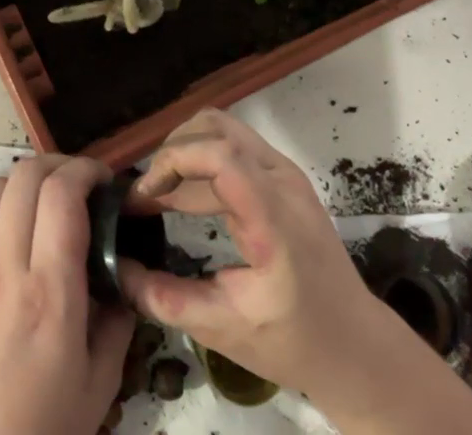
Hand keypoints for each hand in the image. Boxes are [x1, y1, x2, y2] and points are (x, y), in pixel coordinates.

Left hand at [0, 155, 134, 434]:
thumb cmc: (36, 428)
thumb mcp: (97, 386)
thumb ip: (116, 323)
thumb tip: (122, 280)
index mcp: (49, 292)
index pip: (61, 195)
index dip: (86, 171)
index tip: (107, 179)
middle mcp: (5, 267)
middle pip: (25, 176)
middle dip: (60, 164)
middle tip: (84, 183)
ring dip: (27, 180)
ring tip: (51, 200)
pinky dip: (1, 207)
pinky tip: (18, 234)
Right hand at [120, 110, 471, 434]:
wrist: (354, 344)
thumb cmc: (294, 340)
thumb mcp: (223, 328)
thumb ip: (165, 298)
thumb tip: (116, 270)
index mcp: (273, 216)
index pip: (218, 153)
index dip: (170, 162)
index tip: (141, 199)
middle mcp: (282, 181)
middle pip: (214, 127)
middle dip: (170, 154)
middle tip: (145, 197)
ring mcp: (286, 176)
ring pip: (222, 130)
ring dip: (184, 154)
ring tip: (156, 197)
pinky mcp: (284, 180)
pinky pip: (234, 149)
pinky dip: (201, 163)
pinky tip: (181, 201)